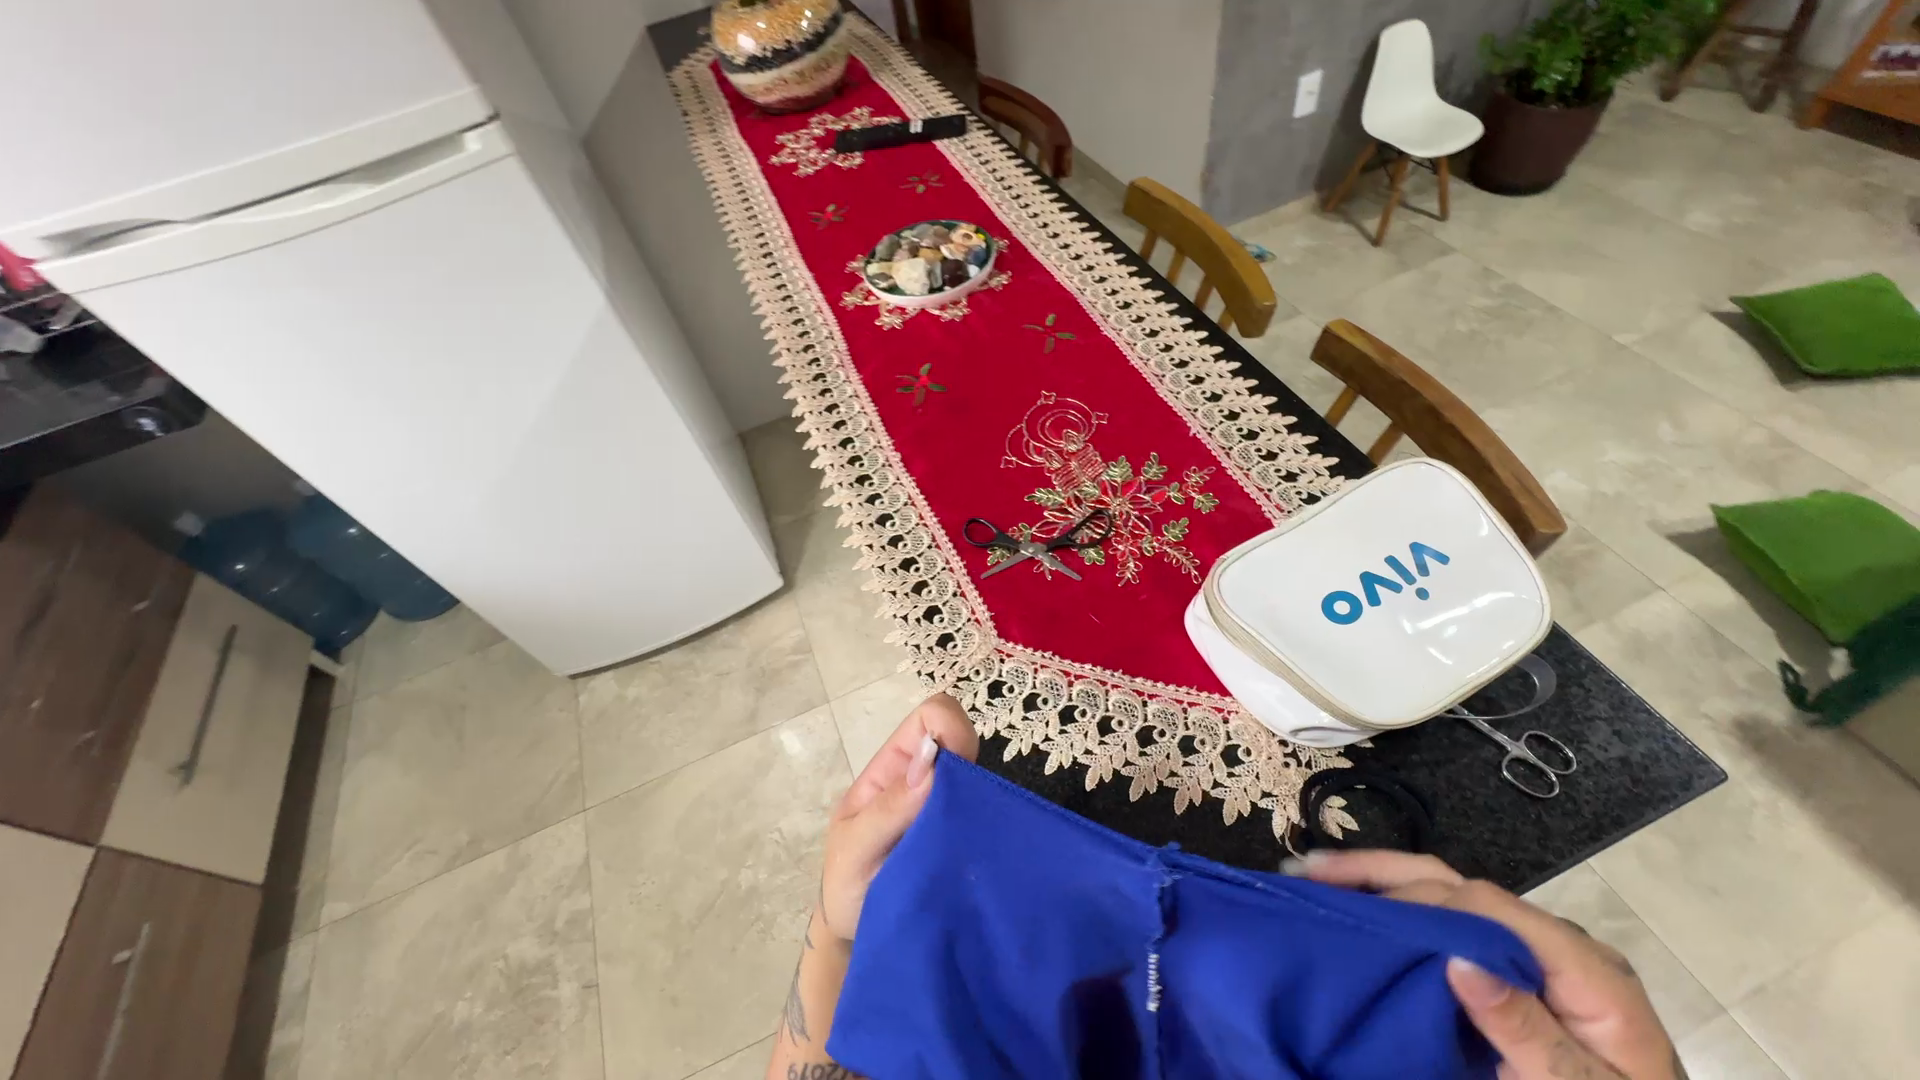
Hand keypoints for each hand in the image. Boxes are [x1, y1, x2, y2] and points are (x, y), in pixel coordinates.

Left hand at [817, 692, 978, 942]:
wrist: (858, 935)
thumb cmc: (846, 885)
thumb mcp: (854, 850)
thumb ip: (887, 809)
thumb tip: (932, 761)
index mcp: (892, 769)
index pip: (930, 717)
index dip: (949, 729)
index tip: (954, 774)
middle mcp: (925, 780)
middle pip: (963, 741)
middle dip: (970, 771)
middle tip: (959, 823)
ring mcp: (947, 807)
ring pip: (980, 780)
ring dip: (982, 803)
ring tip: (966, 848)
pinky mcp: (967, 836)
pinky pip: (989, 816)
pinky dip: (991, 829)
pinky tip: (981, 860)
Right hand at [1287, 850, 1681, 1079]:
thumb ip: (1528, 1032)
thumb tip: (1460, 959)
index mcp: (1583, 967)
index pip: (1489, 906)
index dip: (1420, 903)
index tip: (1361, 920)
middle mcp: (1552, 941)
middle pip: (1458, 885)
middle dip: (1380, 872)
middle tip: (1309, 874)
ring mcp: (1529, 949)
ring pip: (1445, 890)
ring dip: (1377, 878)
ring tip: (1312, 873)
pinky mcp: (1508, 964)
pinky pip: (1446, 919)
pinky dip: (1394, 903)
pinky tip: (1353, 902)